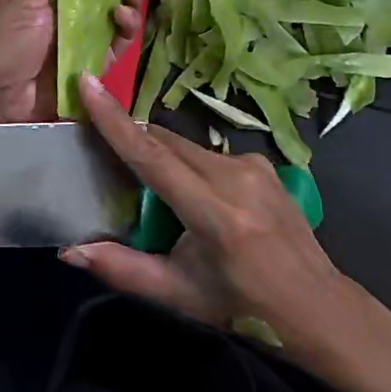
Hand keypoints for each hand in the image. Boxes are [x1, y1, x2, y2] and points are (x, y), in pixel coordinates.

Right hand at [60, 76, 337, 327]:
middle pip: (164, 141)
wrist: (321, 308)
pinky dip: (189, 166)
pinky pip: (207, 153)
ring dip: (163, 159)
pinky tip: (198, 198)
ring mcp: (252, 165)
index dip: (115, 120)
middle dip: (134, 143)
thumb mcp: (179, 295)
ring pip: (185, 144)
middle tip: (111, 165)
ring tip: (162, 198)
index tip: (88, 84)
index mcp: (214, 214)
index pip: (152, 157)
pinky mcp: (263, 162)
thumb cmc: (244, 308)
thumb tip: (69, 252)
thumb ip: (123, 269)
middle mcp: (234, 177)